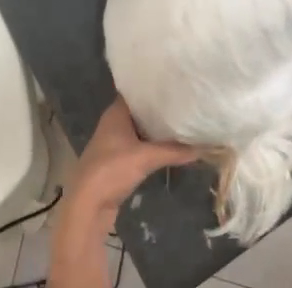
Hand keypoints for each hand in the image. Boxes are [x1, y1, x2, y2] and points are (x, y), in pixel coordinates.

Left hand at [67, 98, 200, 215]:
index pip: (137, 91)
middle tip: (186, 102)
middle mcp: (113, 124)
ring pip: (140, 130)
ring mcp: (113, 144)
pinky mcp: (117, 162)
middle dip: (160, 109)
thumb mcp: (146, 158)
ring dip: (156, 129)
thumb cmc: (112, 170)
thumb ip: (174, 150)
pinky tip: (170, 146)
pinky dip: (152, 146)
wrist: (87, 207)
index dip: (154, 87)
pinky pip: (138, 147)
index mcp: (115, 114)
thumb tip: (204, 147)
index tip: (176, 83)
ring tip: (183, 121)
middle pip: (140, 111)